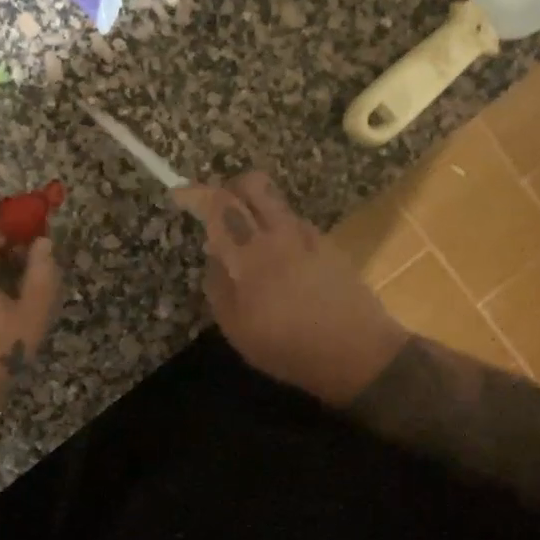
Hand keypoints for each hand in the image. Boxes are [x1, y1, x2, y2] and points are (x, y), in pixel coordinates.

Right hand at [173, 171, 408, 405]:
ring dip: (255, 210)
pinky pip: (295, 224)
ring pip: (275, 203)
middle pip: (253, 184)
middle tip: (216, 211)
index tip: (178, 195)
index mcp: (251, 254)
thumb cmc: (289, 347)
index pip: (219, 204)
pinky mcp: (330, 247)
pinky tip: (279, 263)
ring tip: (247, 244)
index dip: (195, 193)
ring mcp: (309, 237)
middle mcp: (279, 234)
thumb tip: (214, 257)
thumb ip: (218, 286)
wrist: (361, 355)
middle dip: (229, 188)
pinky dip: (278, 230)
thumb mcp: (237, 328)